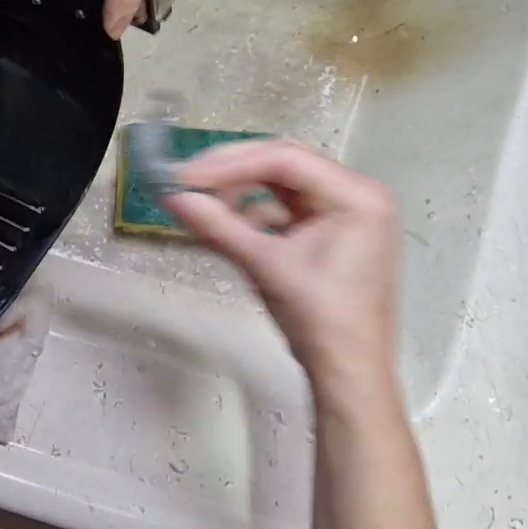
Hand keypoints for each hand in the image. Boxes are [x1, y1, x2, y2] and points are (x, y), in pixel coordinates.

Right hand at [162, 140, 400, 393]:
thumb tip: (171, 196)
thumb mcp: (264, 264)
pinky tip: (221, 223)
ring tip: (198, 201)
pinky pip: (281, 210)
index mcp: (356, 195)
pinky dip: (250, 213)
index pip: (284, 159)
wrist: (348, 370)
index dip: (229, 164)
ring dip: (238, 191)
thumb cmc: (319, 317)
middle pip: (282, 164)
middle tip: (185, 181)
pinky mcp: (326, 233)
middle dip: (231, 171)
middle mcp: (355, 194)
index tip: (184, 177)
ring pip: (279, 185)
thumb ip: (217, 225)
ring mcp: (342, 214)